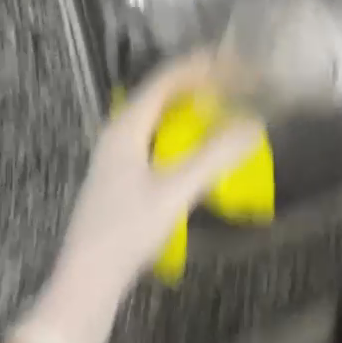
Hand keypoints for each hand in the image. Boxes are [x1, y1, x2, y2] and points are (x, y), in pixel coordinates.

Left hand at [6, 52, 263, 342]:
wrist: (86, 281)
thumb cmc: (127, 231)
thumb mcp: (175, 191)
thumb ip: (215, 156)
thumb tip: (255, 124)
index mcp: (126, 127)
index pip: (165, 80)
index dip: (199, 67)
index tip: (233, 61)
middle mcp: (117, 133)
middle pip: (160, 93)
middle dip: (197, 83)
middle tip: (233, 80)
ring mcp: (116, 154)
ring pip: (157, 115)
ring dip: (189, 105)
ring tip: (222, 104)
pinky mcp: (120, 175)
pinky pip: (155, 134)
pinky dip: (181, 128)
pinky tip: (198, 143)